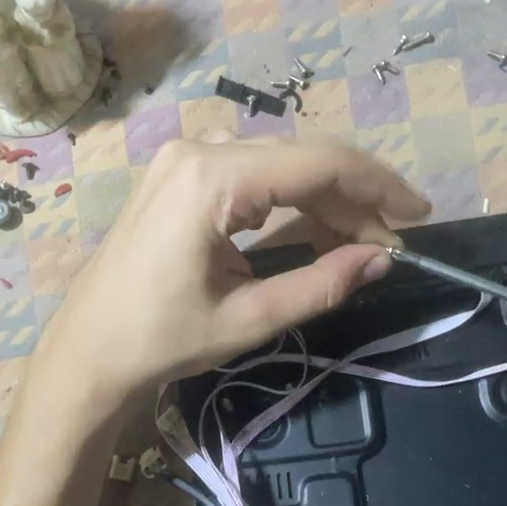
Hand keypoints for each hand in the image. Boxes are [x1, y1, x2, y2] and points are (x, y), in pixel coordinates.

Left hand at [35, 137, 429, 404]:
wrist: (88, 353)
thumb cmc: (159, 342)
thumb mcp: (247, 319)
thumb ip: (319, 286)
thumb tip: (380, 261)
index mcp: (213, 179)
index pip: (318, 164)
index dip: (377, 187)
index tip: (417, 216)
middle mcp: (199, 151)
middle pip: (301, 161)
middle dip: (353, 201)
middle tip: (390, 247)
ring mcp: (185, 161)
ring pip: (280, 169)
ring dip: (324, 204)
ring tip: (361, 248)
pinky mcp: (180, 179)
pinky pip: (252, 180)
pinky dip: (289, 206)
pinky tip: (316, 236)